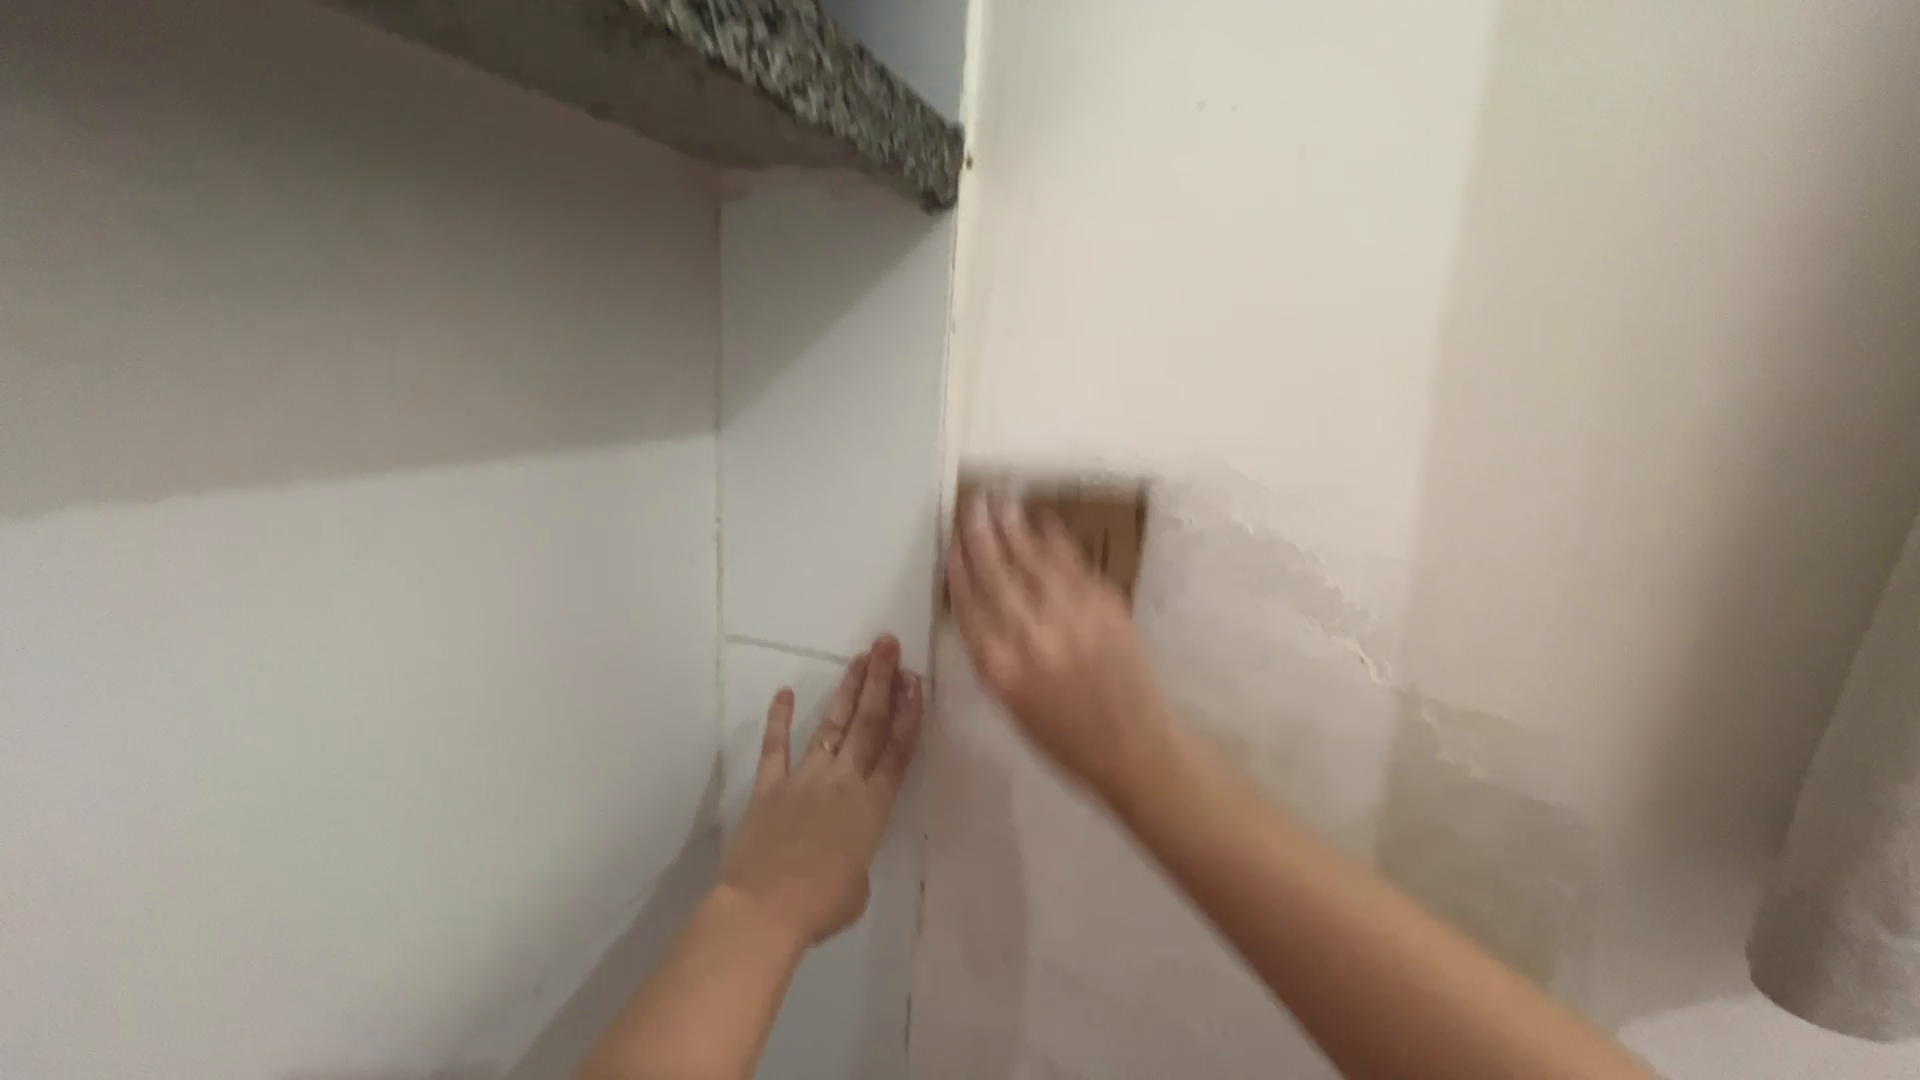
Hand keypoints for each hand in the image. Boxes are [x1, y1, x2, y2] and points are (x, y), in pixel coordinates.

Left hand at [718, 636, 922, 947]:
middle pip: (869, 724)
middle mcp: (844, 782)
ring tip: (860, 658)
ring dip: (848, 690)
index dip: (909, 713)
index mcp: (873, 807)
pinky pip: (776, 747)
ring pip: (832, 725)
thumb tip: (843, 850)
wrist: (765, 908)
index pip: (897, 751)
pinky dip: (779, 719)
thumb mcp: (858, 885)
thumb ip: (857, 856)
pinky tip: (784, 692)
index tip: (915, 680)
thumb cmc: (821, 906)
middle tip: (888, 645)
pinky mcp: (770, 786)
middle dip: (882, 682)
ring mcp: (806, 779)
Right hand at [945, 493, 1171, 795]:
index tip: (953, 541)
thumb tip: (979, 606)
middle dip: (981, 535)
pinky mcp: (1106, 608)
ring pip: (1033, 561)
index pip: (968, 604)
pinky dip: (1055, 540)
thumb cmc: (1065, 739)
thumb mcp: (1010, 706)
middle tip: (974, 503)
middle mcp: (1031, 639)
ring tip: (1002, 499)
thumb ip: (992, 656)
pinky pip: (1072, 565)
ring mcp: (1072, 619)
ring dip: (1015, 526)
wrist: (1134, 749)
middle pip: (996, 574)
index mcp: (999, 669)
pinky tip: (1042, 522)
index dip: (959, 566)